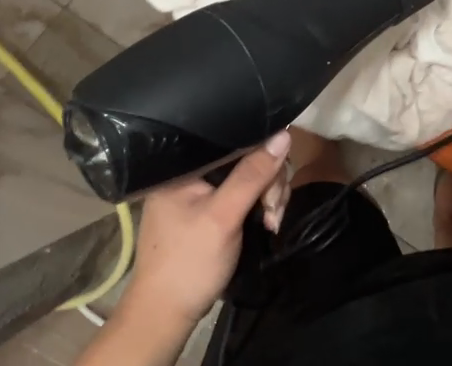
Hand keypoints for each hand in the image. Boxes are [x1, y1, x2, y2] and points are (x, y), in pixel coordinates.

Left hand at [119, 131, 291, 326]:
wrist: (167, 317)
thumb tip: (284, 134)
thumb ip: (253, 174)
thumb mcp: (223, 216)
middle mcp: (193, 174)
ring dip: (270, 197)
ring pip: (251, 177)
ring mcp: (203, 194)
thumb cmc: (188, 262)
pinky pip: (246, 195)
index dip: (263, 151)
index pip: (234, 139)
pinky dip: (262, 207)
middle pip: (247, 158)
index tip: (276, 179)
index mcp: (184, 167)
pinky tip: (269, 223)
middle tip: (273, 210)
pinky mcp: (213, 211)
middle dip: (270, 181)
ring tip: (272, 222)